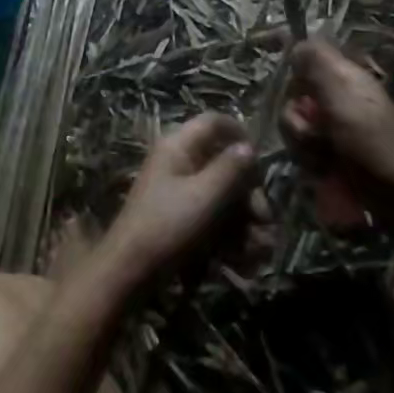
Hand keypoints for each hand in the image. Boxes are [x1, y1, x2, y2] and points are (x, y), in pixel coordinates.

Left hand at [104, 112, 256, 278]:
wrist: (129, 270)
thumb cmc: (167, 225)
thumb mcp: (204, 195)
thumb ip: (230, 168)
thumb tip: (249, 147)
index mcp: (179, 146)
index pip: (214, 122)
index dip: (240, 134)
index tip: (262, 162)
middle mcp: (179, 161)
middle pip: (224, 163)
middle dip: (248, 193)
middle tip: (264, 219)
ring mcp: (179, 189)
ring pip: (222, 194)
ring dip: (244, 219)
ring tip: (258, 248)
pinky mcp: (181, 215)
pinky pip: (212, 215)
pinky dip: (229, 233)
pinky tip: (243, 258)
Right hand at [284, 40, 393, 223]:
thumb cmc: (375, 148)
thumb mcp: (344, 104)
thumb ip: (319, 70)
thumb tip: (297, 42)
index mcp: (345, 75)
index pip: (307, 53)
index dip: (293, 66)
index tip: (294, 90)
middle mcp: (337, 94)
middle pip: (294, 93)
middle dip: (297, 119)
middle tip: (315, 135)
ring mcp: (334, 122)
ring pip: (295, 122)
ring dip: (303, 143)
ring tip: (324, 159)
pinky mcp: (332, 147)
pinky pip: (303, 144)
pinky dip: (309, 158)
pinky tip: (324, 170)